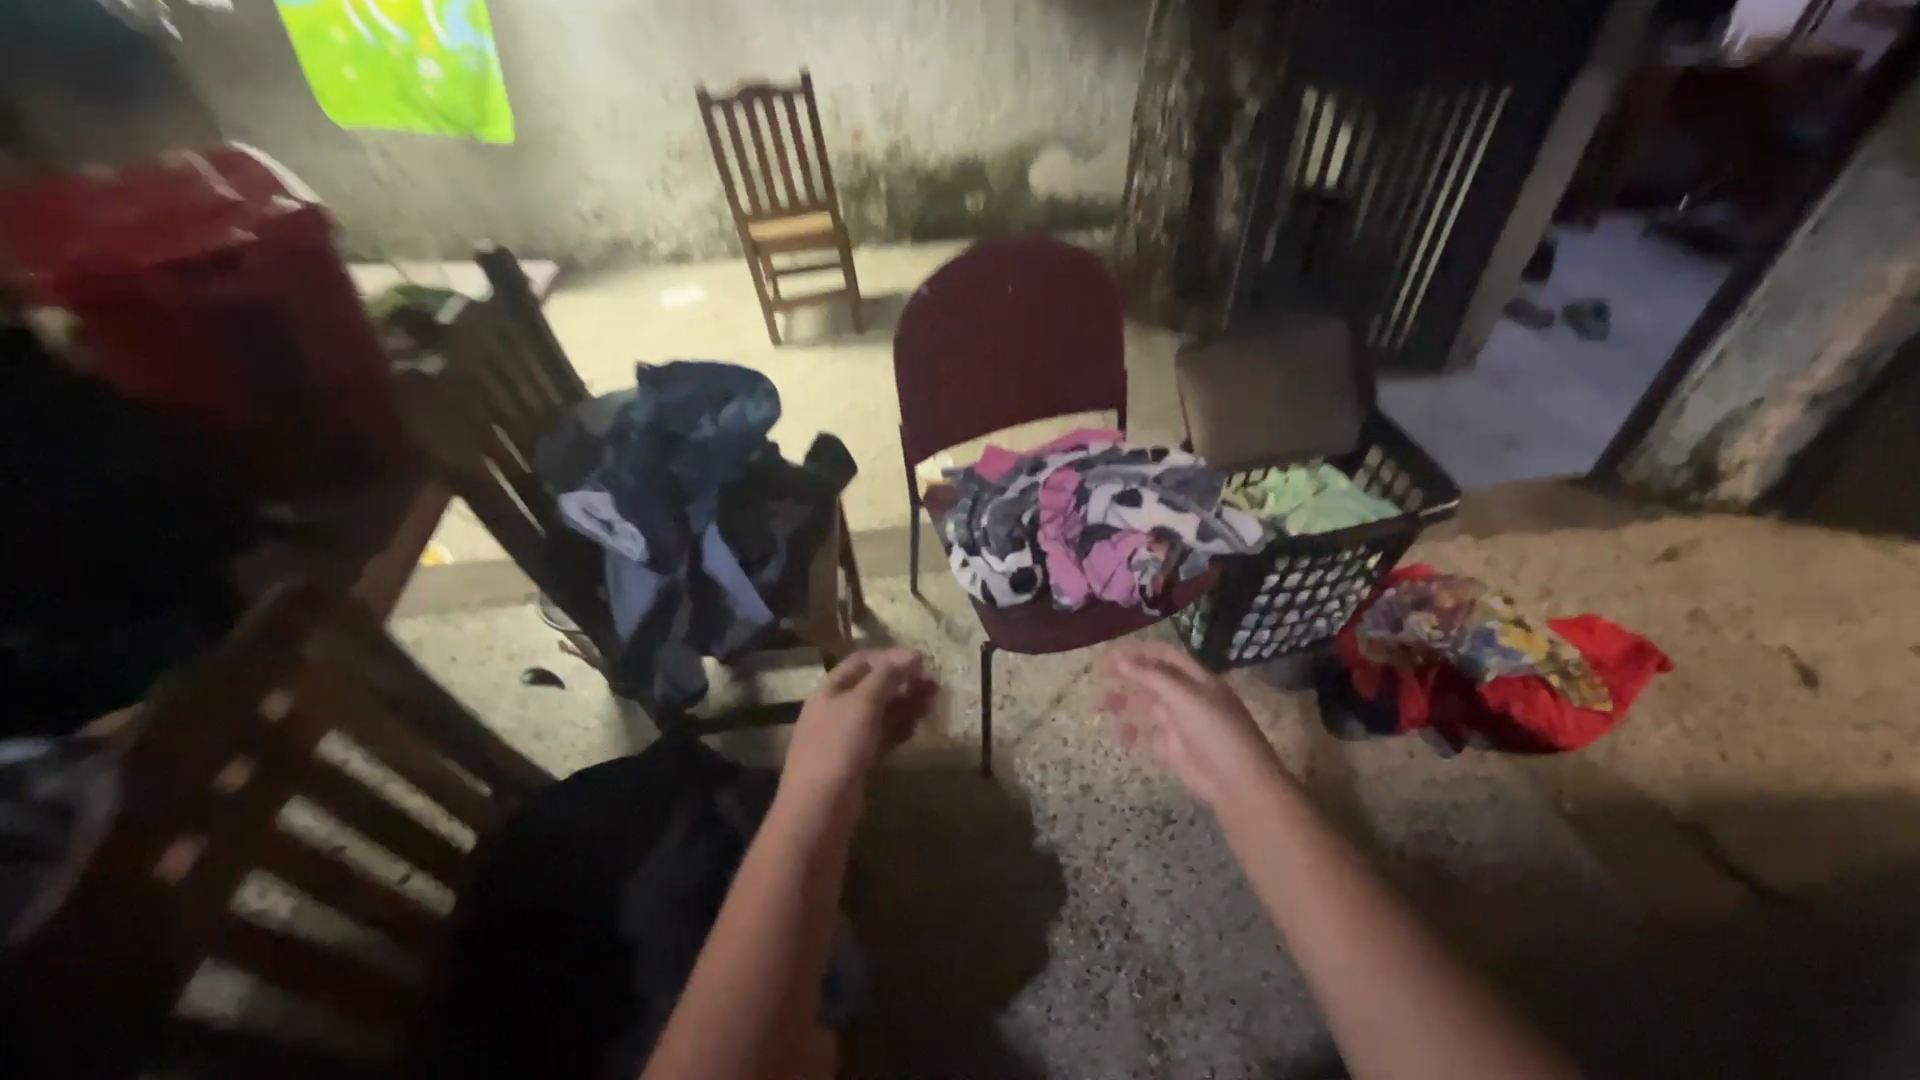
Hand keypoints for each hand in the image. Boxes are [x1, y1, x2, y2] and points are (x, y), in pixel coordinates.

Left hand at [783, 648, 934, 801]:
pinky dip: (898, 729)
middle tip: (934, 686)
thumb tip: (913, 655)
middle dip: (903, 682)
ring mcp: (845, 737)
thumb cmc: (838, 746)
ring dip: (904, 706)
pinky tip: (915, 729)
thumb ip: (887, 676)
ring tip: (931, 706)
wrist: (819, 807)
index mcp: (830, 689)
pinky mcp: (856, 761)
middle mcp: (836, 709)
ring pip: (879, 713)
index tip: (922, 661)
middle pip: (872, 687)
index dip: (891, 657)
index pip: (862, 661)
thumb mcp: (863, 703)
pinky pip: (880, 736)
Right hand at [1102, 642, 1287, 809]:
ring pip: (1147, 708)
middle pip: (1153, 681)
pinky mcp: (1174, 749)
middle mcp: (1188, 698)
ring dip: (1125, 704)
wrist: (1237, 780)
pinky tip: (1118, 734)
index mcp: (1196, 679)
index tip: (1110, 655)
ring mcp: (1180, 724)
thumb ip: (1150, 677)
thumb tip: (1120, 659)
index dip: (1138, 652)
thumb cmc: (1214, 730)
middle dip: (1127, 677)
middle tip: (1100, 678)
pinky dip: (1132, 734)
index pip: (1164, 656)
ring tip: (1101, 706)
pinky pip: (1148, 736)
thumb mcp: (1183, 697)